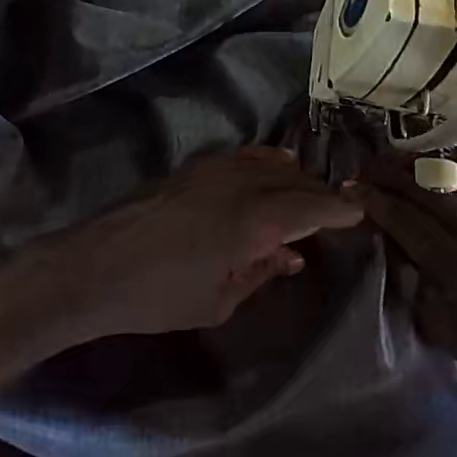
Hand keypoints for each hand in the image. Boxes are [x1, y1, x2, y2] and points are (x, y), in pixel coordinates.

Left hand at [17, 147, 363, 338]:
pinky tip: (270, 173)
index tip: (359, 210)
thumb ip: (260, 271)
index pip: (310, 205)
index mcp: (252, 218)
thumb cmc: (159, 295)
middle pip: (294, 178)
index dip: (338, 207)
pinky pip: (246, 156)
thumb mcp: (218, 301)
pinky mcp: (196, 165)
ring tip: (306, 194)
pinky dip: (267, 164)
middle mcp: (240, 181)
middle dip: (319, 193)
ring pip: (271, 161)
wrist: (97, 266)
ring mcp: (216, 167)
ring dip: (294, 177)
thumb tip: (289, 255)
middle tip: (335, 211)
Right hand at [353, 149, 456, 386]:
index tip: (350, 187)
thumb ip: (411, 278)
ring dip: (430, 159)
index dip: (374, 199)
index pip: (407, 219)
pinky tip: (452, 165)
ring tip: (406, 159)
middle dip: (392, 173)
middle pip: (430, 188)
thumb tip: (385, 235)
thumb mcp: (442, 329)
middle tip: (367, 166)